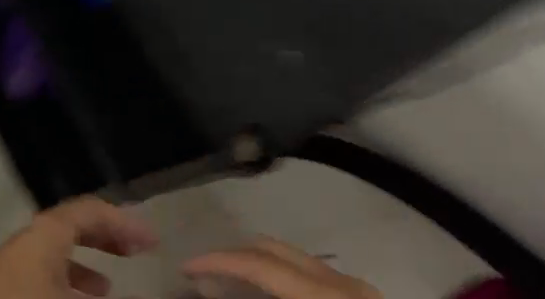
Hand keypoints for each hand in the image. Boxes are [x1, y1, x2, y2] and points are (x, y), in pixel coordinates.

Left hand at [0, 196, 158, 298]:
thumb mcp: (69, 298)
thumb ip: (101, 294)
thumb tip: (134, 295)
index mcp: (43, 239)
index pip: (85, 211)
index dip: (121, 221)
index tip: (151, 240)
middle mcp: (23, 247)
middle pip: (66, 229)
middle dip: (102, 237)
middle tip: (134, 253)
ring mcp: (6, 273)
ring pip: (50, 259)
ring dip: (81, 269)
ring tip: (109, 290)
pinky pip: (37, 282)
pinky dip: (62, 289)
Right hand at [184, 238, 381, 298]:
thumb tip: (216, 297)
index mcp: (327, 297)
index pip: (260, 263)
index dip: (218, 262)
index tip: (185, 269)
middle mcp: (344, 284)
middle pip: (274, 250)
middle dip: (234, 258)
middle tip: (203, 276)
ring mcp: (359, 291)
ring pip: (293, 260)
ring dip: (257, 267)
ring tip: (230, 286)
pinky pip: (311, 276)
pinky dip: (282, 280)